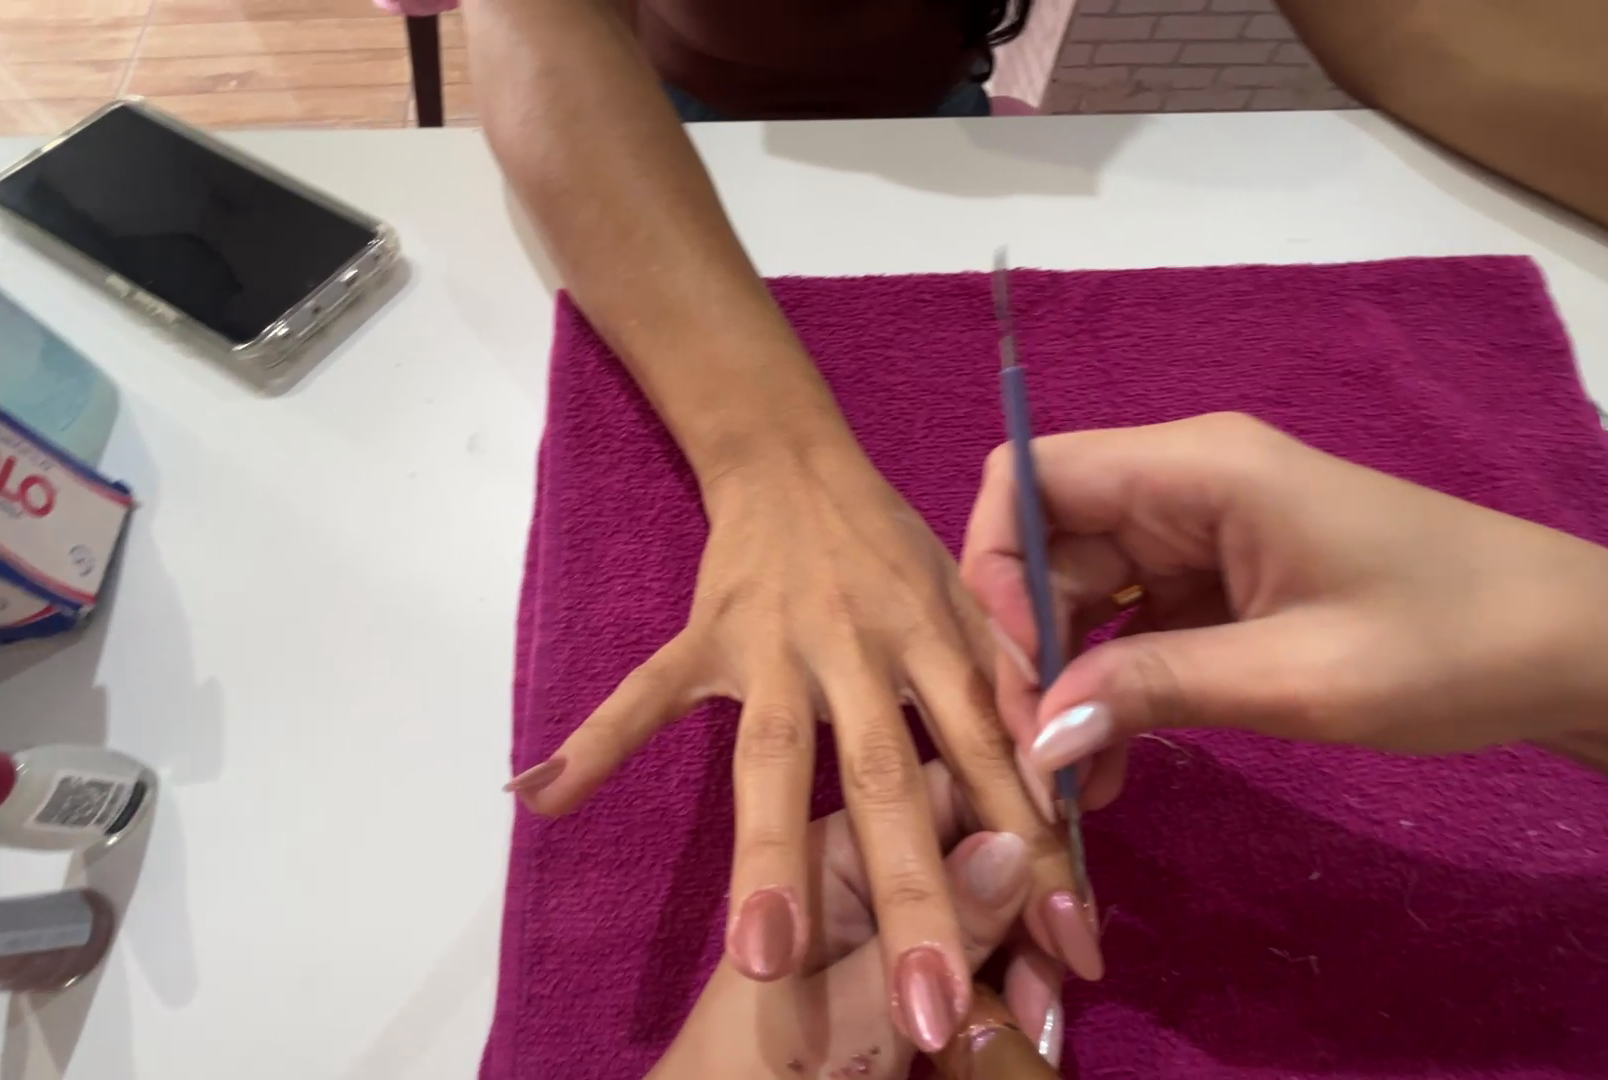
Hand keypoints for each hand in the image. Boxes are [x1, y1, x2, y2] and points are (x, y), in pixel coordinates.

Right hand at [512, 446, 1100, 1049]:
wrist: (795, 463)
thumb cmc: (888, 539)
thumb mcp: (963, 589)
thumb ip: (1003, 671)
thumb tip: (1053, 771)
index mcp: (929, 636)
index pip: (987, 751)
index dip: (1032, 846)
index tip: (1068, 946)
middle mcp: (855, 648)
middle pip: (885, 776)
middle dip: (914, 890)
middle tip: (936, 1009)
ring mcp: (771, 645)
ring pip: (770, 754)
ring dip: (767, 851)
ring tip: (763, 957)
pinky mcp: (704, 636)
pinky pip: (648, 691)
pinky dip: (599, 738)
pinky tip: (539, 793)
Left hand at [648, 761, 1063, 1079]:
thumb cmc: (764, 1076)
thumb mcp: (853, 1011)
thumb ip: (936, 928)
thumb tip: (1018, 839)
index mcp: (842, 845)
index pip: (947, 800)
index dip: (1019, 845)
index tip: (1070, 927)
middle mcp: (870, 858)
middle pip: (981, 853)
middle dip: (1028, 920)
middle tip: (1050, 1002)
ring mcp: (890, 906)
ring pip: (989, 905)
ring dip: (1024, 962)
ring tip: (1037, 1029)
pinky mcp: (905, 950)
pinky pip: (976, 946)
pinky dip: (1006, 985)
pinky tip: (1021, 1028)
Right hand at [958, 413, 1607, 774]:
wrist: (1580, 652)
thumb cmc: (1455, 641)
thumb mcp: (1299, 675)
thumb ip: (1153, 690)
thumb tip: (1039, 736)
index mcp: (1192, 468)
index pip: (1030, 473)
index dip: (996, 558)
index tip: (1022, 660)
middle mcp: (1171, 486)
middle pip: (1041, 545)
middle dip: (1026, 644)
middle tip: (1040, 749)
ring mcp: (1182, 534)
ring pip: (1070, 593)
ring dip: (1060, 678)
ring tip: (1073, 773)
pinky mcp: (1198, 580)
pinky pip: (1117, 624)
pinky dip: (1102, 685)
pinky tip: (1106, 753)